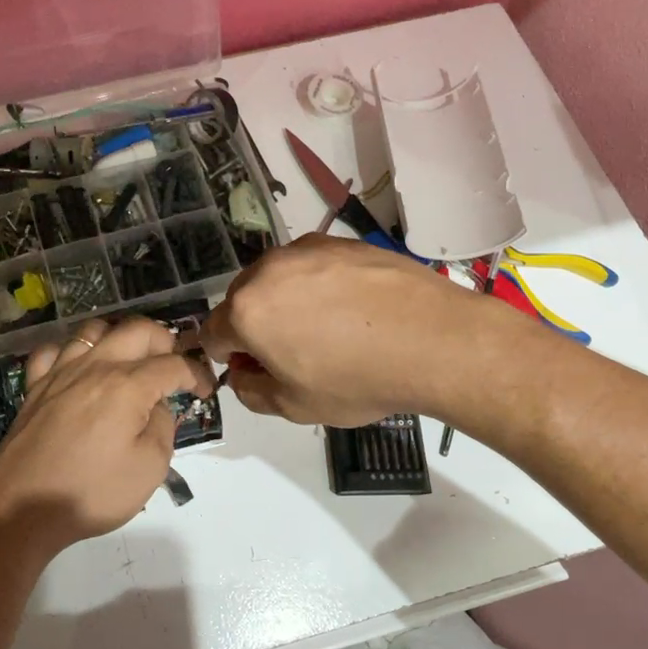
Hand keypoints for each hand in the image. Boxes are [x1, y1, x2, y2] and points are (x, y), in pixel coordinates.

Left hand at [0, 317, 211, 555]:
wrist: (21, 507)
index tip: (205, 390)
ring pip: (93, 330)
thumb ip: (162, 427)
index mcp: (127, 384)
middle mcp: (94, 366)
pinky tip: (79, 369)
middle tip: (173, 366)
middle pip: (136, 329)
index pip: (174, 364)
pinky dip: (70, 352)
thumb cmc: (90, 492)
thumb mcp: (149, 469)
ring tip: (129, 360)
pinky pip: (52, 351)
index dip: (196, 373)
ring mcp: (60, 372)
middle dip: (164, 340)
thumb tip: (157, 406)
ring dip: (119, 337)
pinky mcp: (34, 387)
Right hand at [200, 235, 508, 427]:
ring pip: (278, 280)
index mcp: (246, 310)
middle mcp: (268, 270)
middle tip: (295, 355)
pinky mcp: (341, 242)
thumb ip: (252, 392)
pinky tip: (355, 310)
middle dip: (257, 327)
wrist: (435, 339)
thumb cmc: (359, 379)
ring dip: (287, 303)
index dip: (229, 358)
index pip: (212, 334)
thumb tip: (243, 373)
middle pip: (242, 301)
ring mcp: (306, 250)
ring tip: (330, 331)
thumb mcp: (296, 406)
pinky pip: (313, 267)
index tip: (256, 371)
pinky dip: (321, 286)